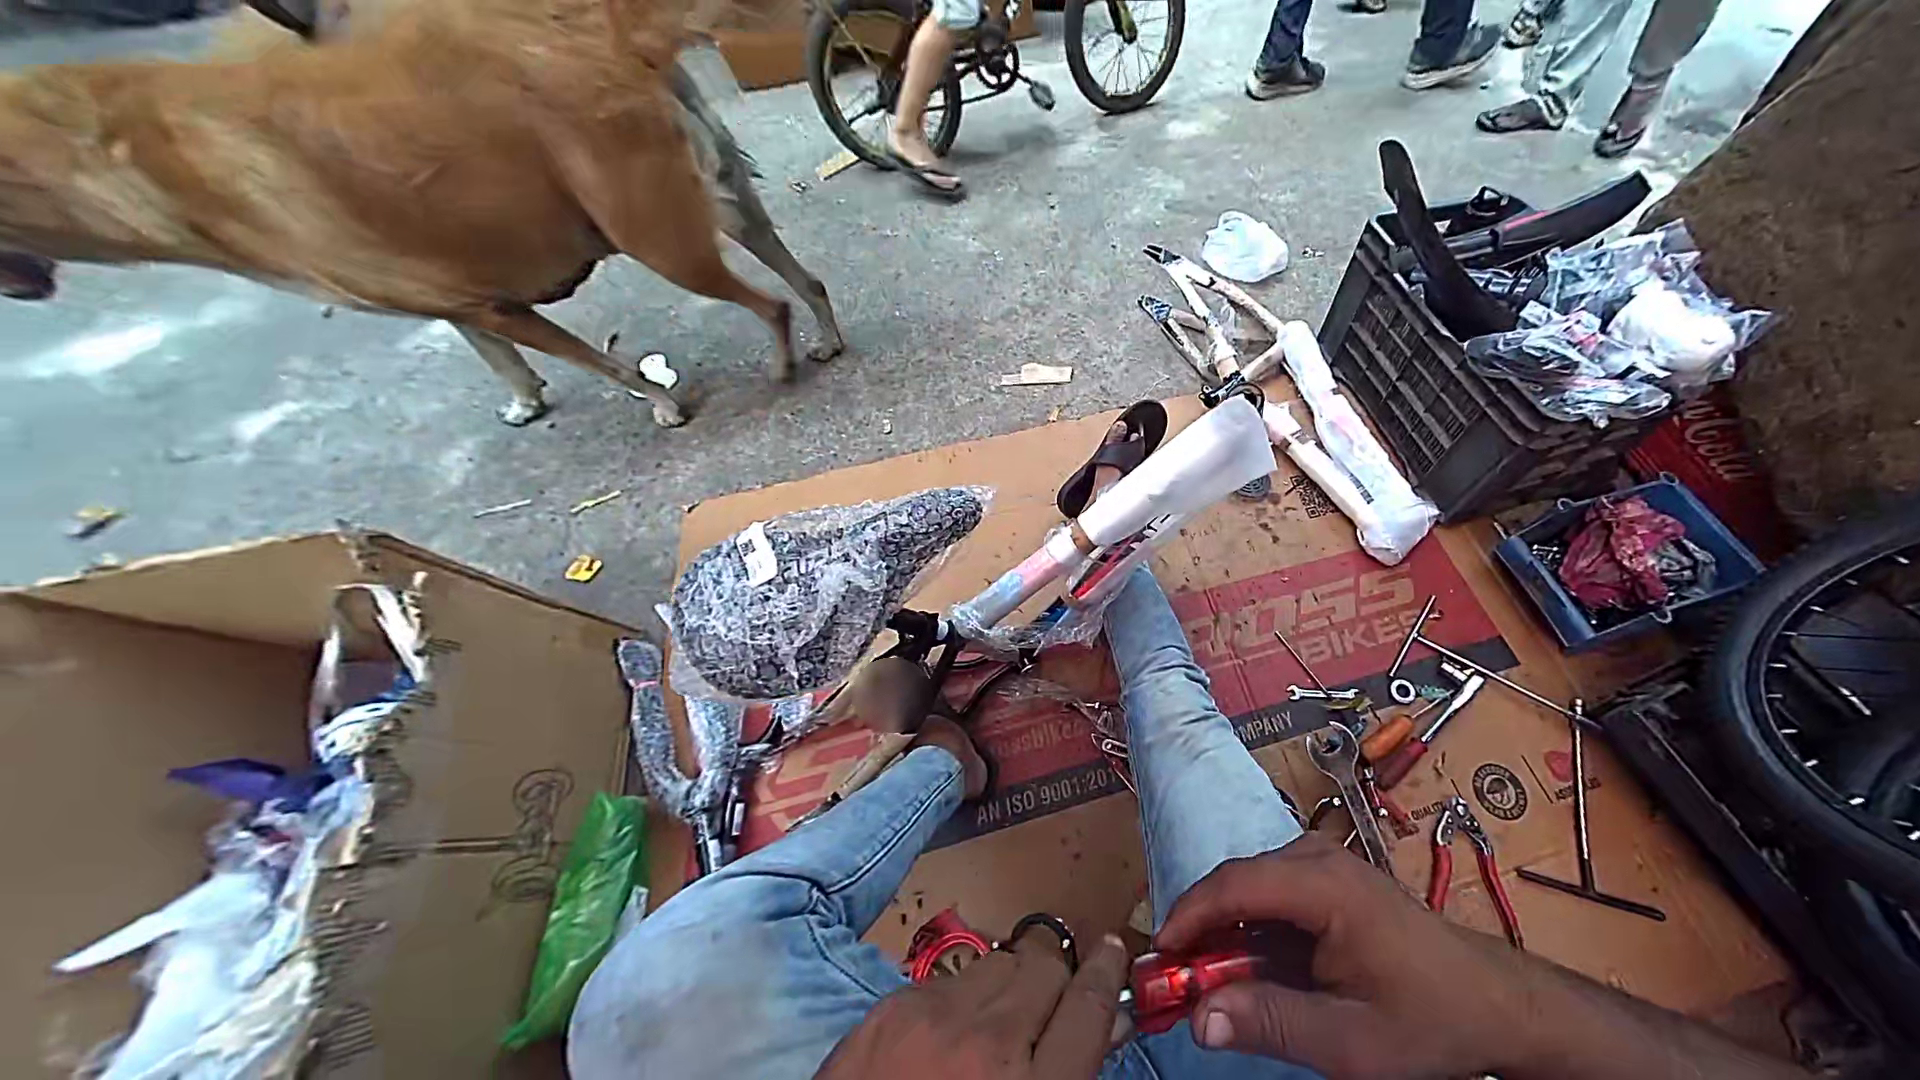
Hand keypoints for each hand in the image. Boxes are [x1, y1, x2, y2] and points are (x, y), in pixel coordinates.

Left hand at [815, 925, 1130, 1079]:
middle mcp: (986, 1044)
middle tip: (1051, 1000)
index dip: (1105, 974)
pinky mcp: (894, 1005)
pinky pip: (951, 978)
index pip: (1086, 1010)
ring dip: (1010, 983)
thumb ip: (1068, 1071)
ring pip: (999, 962)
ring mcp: (934, 1017)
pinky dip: (962, 997)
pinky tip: (950, 1032)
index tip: (1113, 950)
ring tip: (1000, 1017)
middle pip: (1044, 969)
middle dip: (1056, 979)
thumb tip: (1101, 1020)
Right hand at [1155, 833, 1535, 1078]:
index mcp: (1323, 884)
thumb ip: (1272, 1023)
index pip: (1232, 886)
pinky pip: (1266, 891)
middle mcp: (1313, 854)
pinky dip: (1247, 925)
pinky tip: (1251, 963)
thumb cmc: (1430, 1020)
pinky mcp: (1322, 870)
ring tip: (1210, 977)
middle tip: (1178, 978)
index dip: (1187, 917)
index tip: (1158, 958)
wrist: (1501, 1003)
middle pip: (1235, 882)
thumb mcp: (1354, 1042)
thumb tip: (1198, 1020)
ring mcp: (1318, 857)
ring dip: (1222, 930)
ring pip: (1246, 886)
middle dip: (1200, 929)